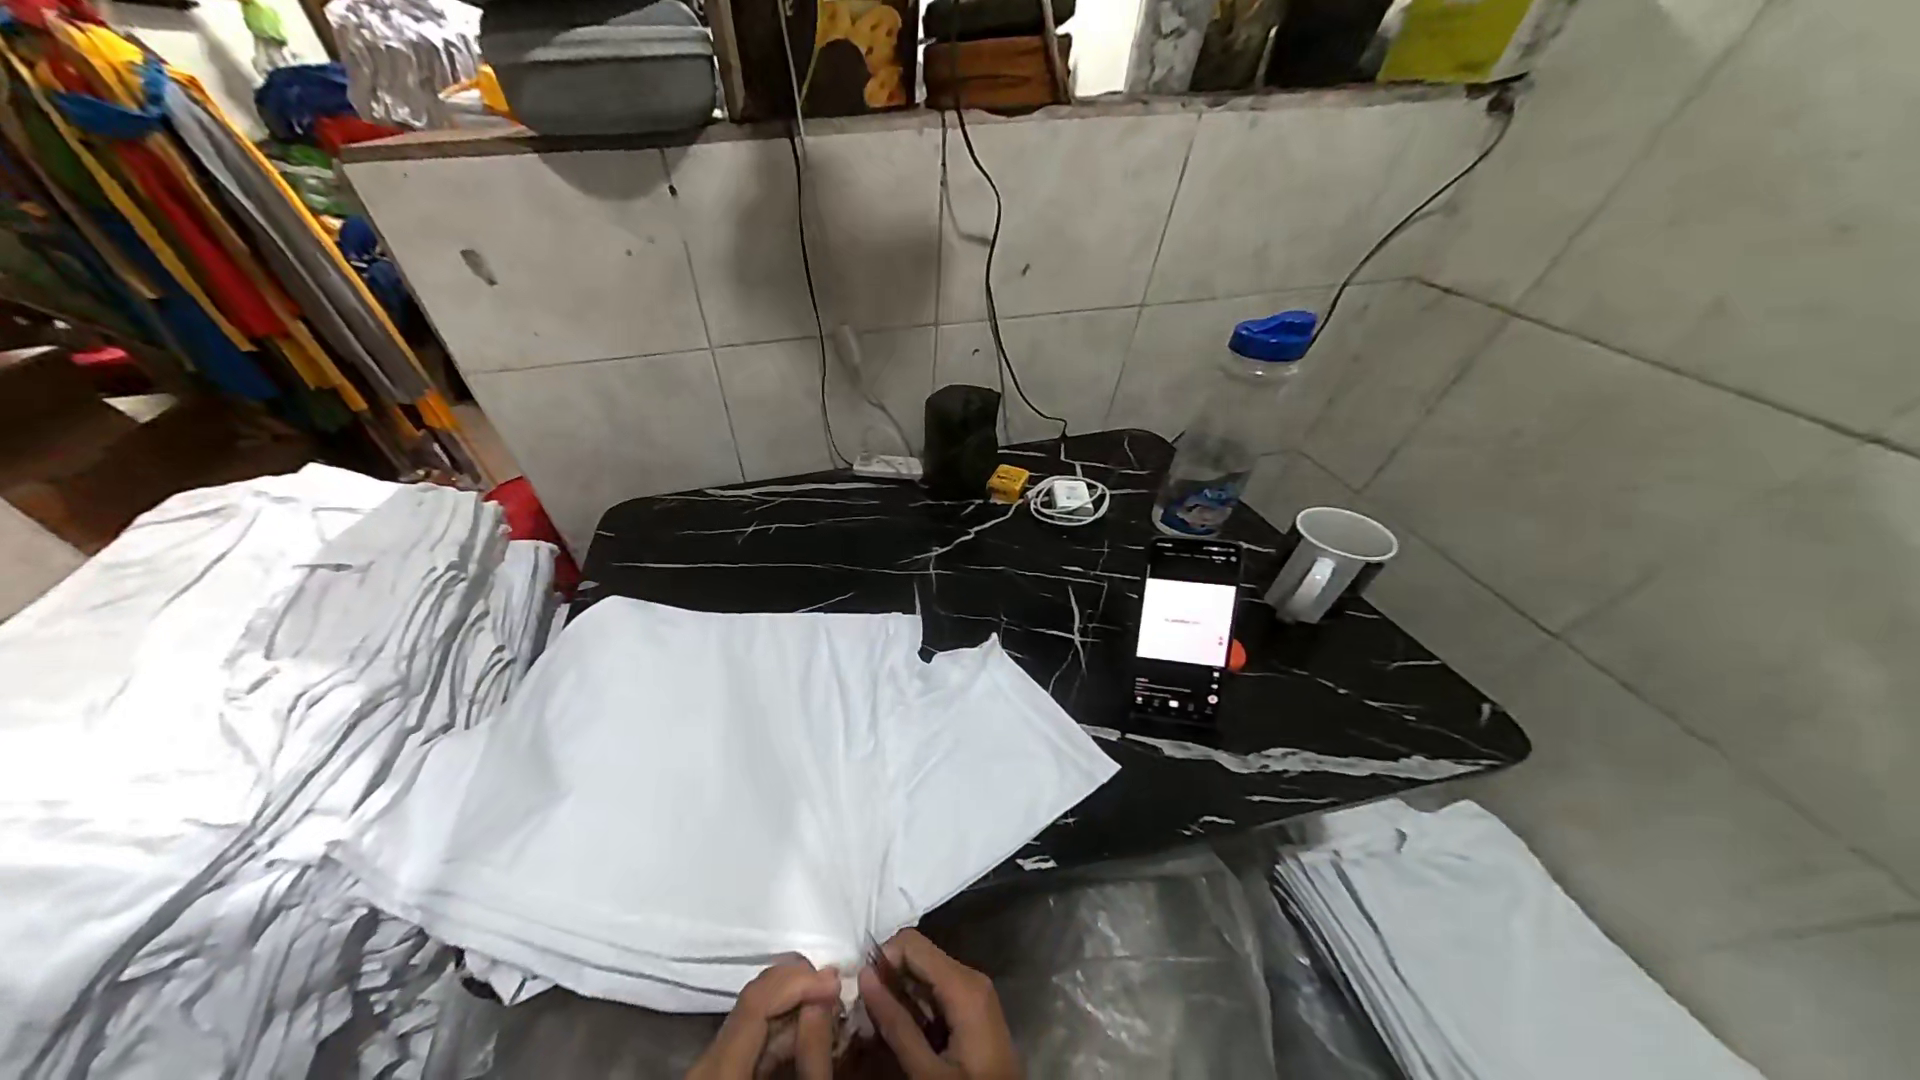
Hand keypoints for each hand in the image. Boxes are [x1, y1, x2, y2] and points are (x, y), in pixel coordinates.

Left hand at [687, 958, 840, 1079]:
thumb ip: (812, 1051)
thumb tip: (827, 990)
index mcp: (720, 1067)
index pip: (757, 999)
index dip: (798, 981)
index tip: (835, 980)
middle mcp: (705, 1058)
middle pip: (753, 999)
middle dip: (798, 985)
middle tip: (834, 986)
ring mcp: (708, 1062)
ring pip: (752, 1014)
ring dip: (792, 1001)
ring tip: (826, 999)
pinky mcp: (717, 1069)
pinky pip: (749, 1034)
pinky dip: (780, 1023)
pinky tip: (805, 1022)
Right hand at [858, 930, 1020, 1079]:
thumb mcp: (927, 1073)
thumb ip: (896, 1023)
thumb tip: (865, 977)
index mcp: (963, 985)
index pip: (912, 943)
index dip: (883, 958)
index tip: (862, 989)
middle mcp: (970, 976)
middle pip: (919, 955)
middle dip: (889, 976)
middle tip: (866, 1008)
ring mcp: (974, 991)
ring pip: (926, 972)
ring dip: (899, 991)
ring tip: (878, 1020)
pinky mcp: (973, 1006)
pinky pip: (937, 990)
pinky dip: (915, 1002)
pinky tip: (900, 1028)